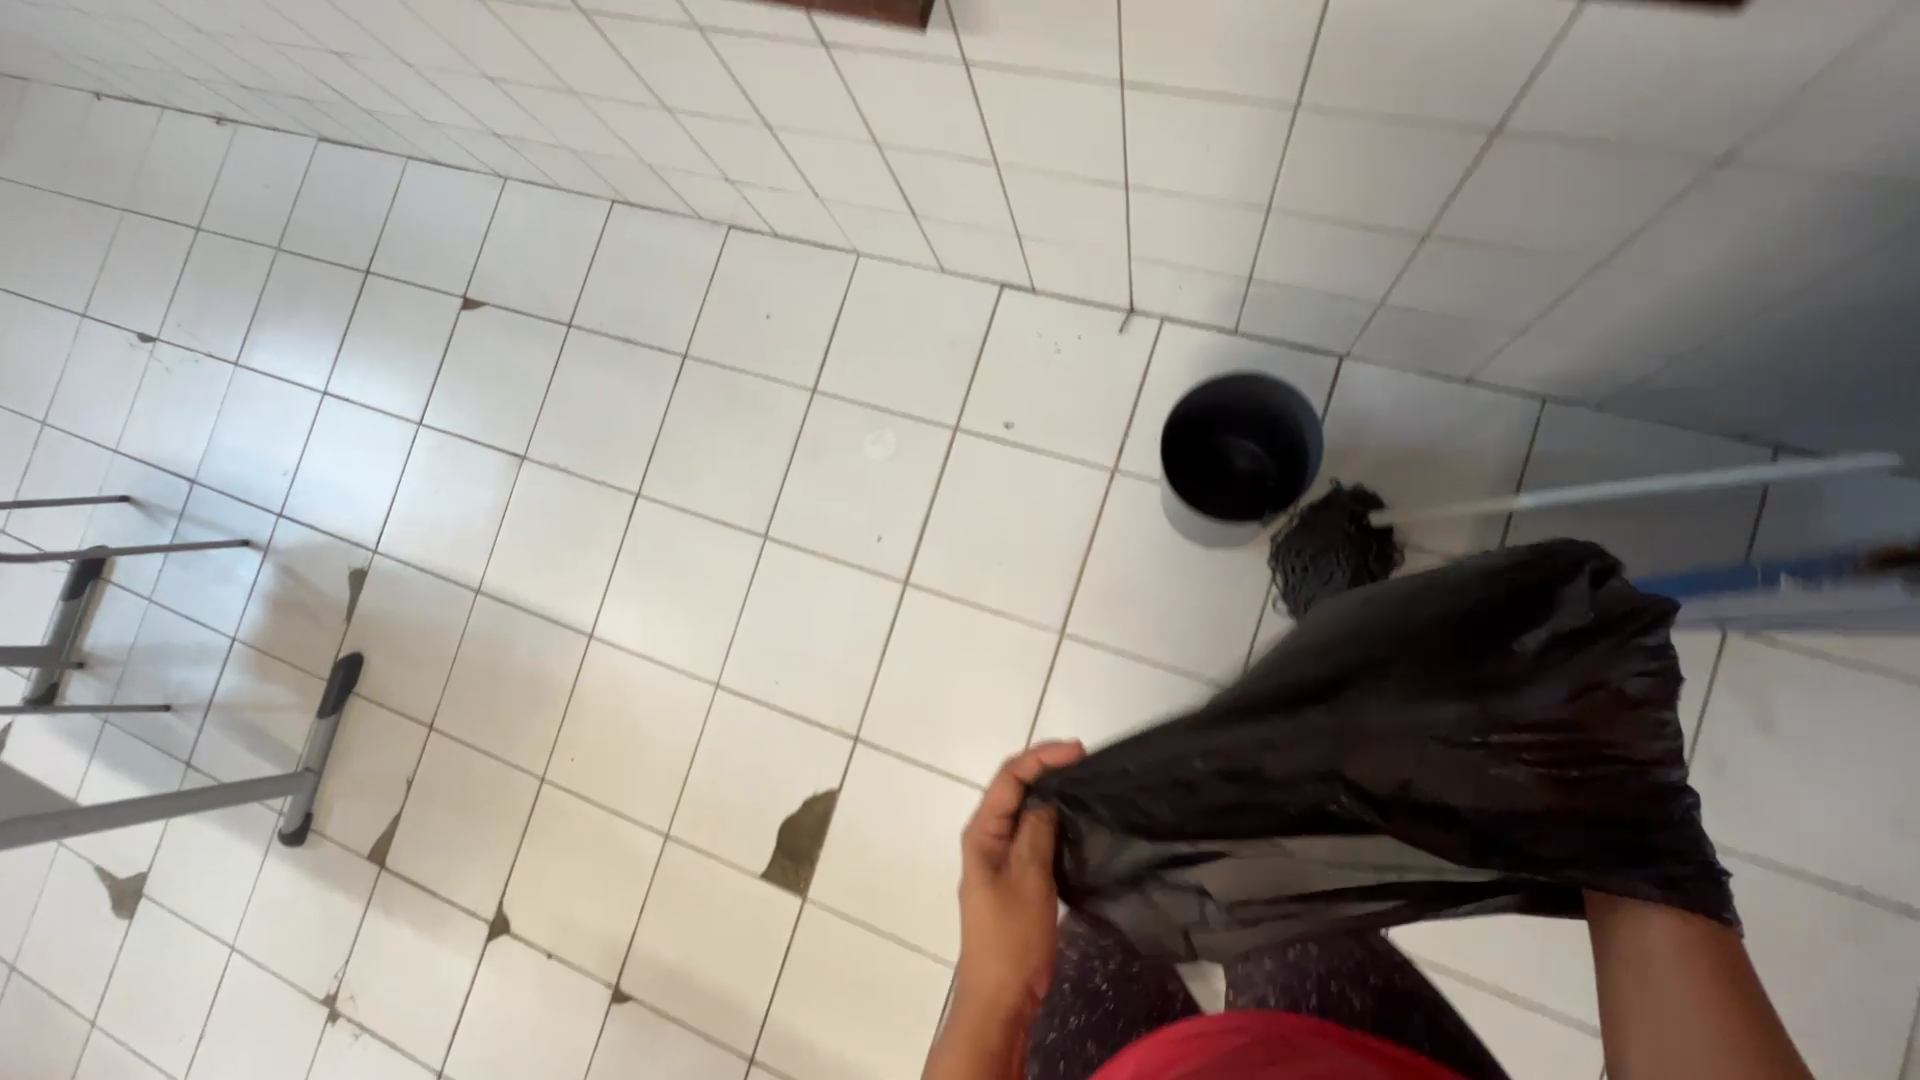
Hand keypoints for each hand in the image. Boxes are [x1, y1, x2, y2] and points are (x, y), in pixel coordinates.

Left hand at [954, 740, 1085, 1019]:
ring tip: (1085, 781)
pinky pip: (1033, 834)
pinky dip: (1052, 820)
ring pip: (1024, 810)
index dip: (1041, 757)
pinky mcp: (1015, 875)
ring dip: (1049, 791)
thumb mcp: (1029, 881)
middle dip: (1046, 767)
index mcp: (981, 833)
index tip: (1079, 751)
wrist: (1001, 998)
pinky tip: (1076, 821)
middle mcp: (986, 837)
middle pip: (1014, 788)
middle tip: (1086, 761)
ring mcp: (1000, 857)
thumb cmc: (1011, 940)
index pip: (1009, 778)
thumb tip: (1047, 801)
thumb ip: (1036, 834)